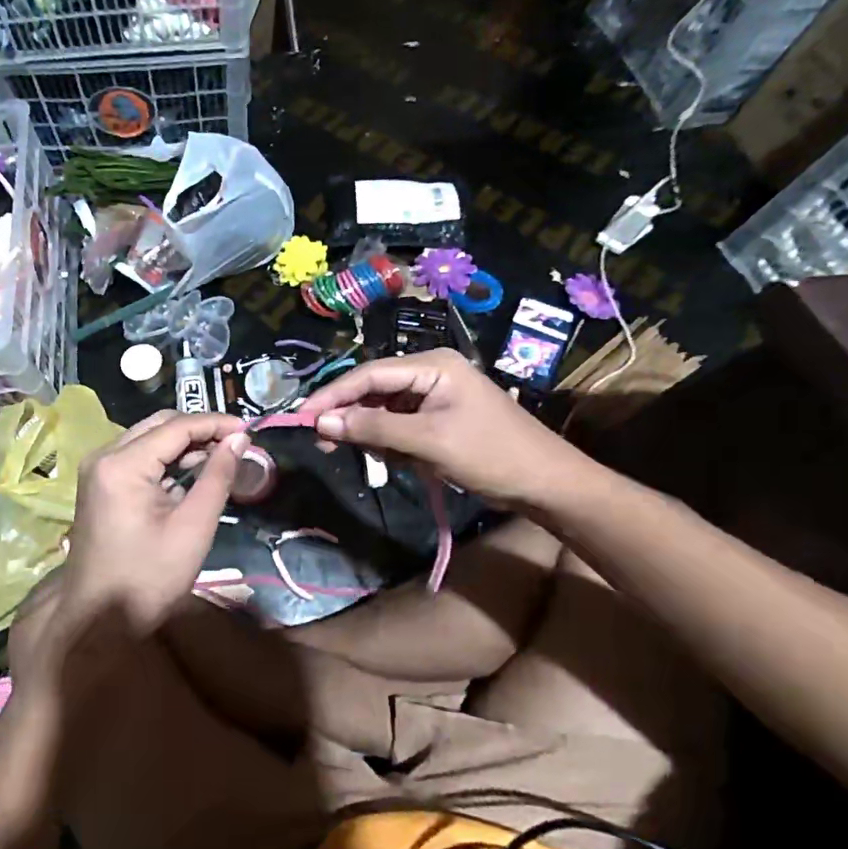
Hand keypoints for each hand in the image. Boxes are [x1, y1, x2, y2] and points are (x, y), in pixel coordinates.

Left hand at [59, 410, 247, 636]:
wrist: (98, 622)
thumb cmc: (149, 578)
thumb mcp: (193, 527)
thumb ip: (217, 477)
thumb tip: (239, 440)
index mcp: (123, 464)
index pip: (177, 426)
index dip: (216, 424)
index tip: (250, 430)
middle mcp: (105, 456)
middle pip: (160, 425)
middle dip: (200, 429)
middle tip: (236, 443)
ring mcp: (98, 470)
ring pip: (149, 437)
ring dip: (184, 443)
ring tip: (221, 456)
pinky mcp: (100, 484)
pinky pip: (138, 456)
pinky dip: (166, 458)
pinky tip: (192, 472)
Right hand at [299, 349, 595, 505]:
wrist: (546, 484)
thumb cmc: (491, 454)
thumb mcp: (428, 441)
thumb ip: (374, 429)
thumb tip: (321, 421)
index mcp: (432, 364)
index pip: (369, 374)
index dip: (333, 395)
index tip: (301, 417)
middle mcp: (431, 372)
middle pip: (374, 389)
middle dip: (350, 416)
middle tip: (322, 443)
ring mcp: (435, 395)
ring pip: (384, 410)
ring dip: (371, 433)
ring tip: (372, 458)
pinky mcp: (438, 417)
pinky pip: (400, 425)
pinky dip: (390, 442)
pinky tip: (394, 460)